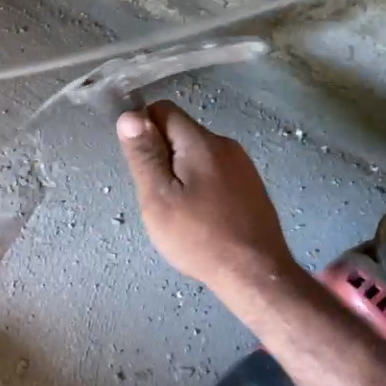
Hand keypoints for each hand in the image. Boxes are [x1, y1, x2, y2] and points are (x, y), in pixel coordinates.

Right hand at [116, 100, 299, 291]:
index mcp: (201, 142)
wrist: (256, 275)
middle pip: (179, 132)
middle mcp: (225, 145)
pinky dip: (200, 185)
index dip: (143, 131)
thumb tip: (129, 115)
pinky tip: (201, 216)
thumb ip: (144, 154)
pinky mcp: (250, 185)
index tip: (142, 167)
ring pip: (196, 153)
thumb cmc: (199, 237)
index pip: (162, 110)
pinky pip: (214, 170)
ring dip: (180, 172)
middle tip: (158, 195)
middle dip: (161, 155)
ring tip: (179, 210)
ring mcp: (242, 165)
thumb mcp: (158, 197)